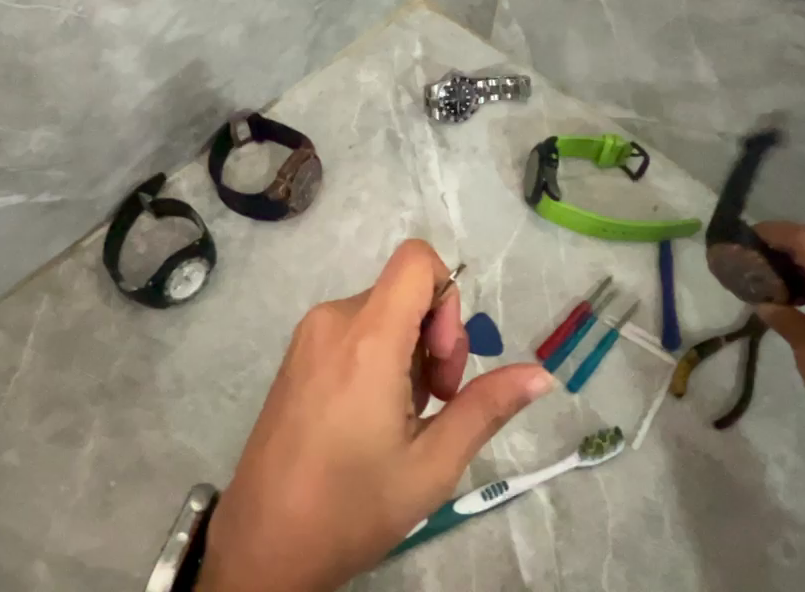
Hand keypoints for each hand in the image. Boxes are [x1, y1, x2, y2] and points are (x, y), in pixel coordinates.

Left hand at [198, 240, 551, 591]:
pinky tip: (372, 417)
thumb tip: (542, 374)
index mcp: (367, 337)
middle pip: (406, 292)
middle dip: (434, 339)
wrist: (263, 544)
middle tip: (433, 404)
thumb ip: (487, 408)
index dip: (447, 297)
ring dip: (408, 354)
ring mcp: (310, 335)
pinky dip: (378, 358)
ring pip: (383, 313)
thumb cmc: (350, 507)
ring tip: (401, 420)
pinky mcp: (298, 353)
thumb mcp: (432, 466)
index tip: (443, 361)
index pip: (417, 259)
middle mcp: (334, 319)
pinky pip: (355, 330)